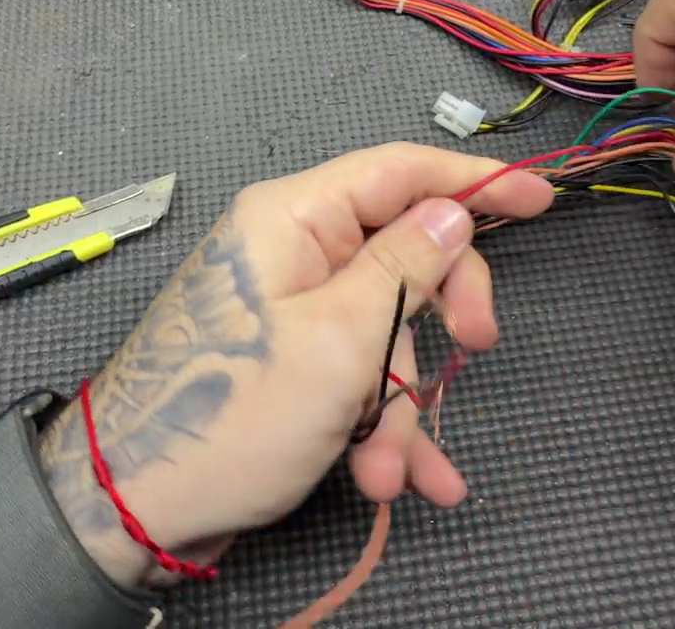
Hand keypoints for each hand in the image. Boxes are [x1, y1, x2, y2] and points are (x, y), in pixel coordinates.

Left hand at [33, 143, 553, 587]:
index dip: (472, 179)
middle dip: (443, 308)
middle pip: (401, 250)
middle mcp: (293, 248)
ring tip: (394, 468)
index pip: (398, 170)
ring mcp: (291, 305)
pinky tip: (402, 478)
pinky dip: (379, 418)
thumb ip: (404, 266)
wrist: (133, 504)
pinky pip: (354, 367)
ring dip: (400, 398)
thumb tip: (452, 208)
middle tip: (477, 350)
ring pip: (383, 326)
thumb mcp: (339, 338)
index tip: (541, 197)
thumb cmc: (234, 410)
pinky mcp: (290, 355)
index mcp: (294, 216)